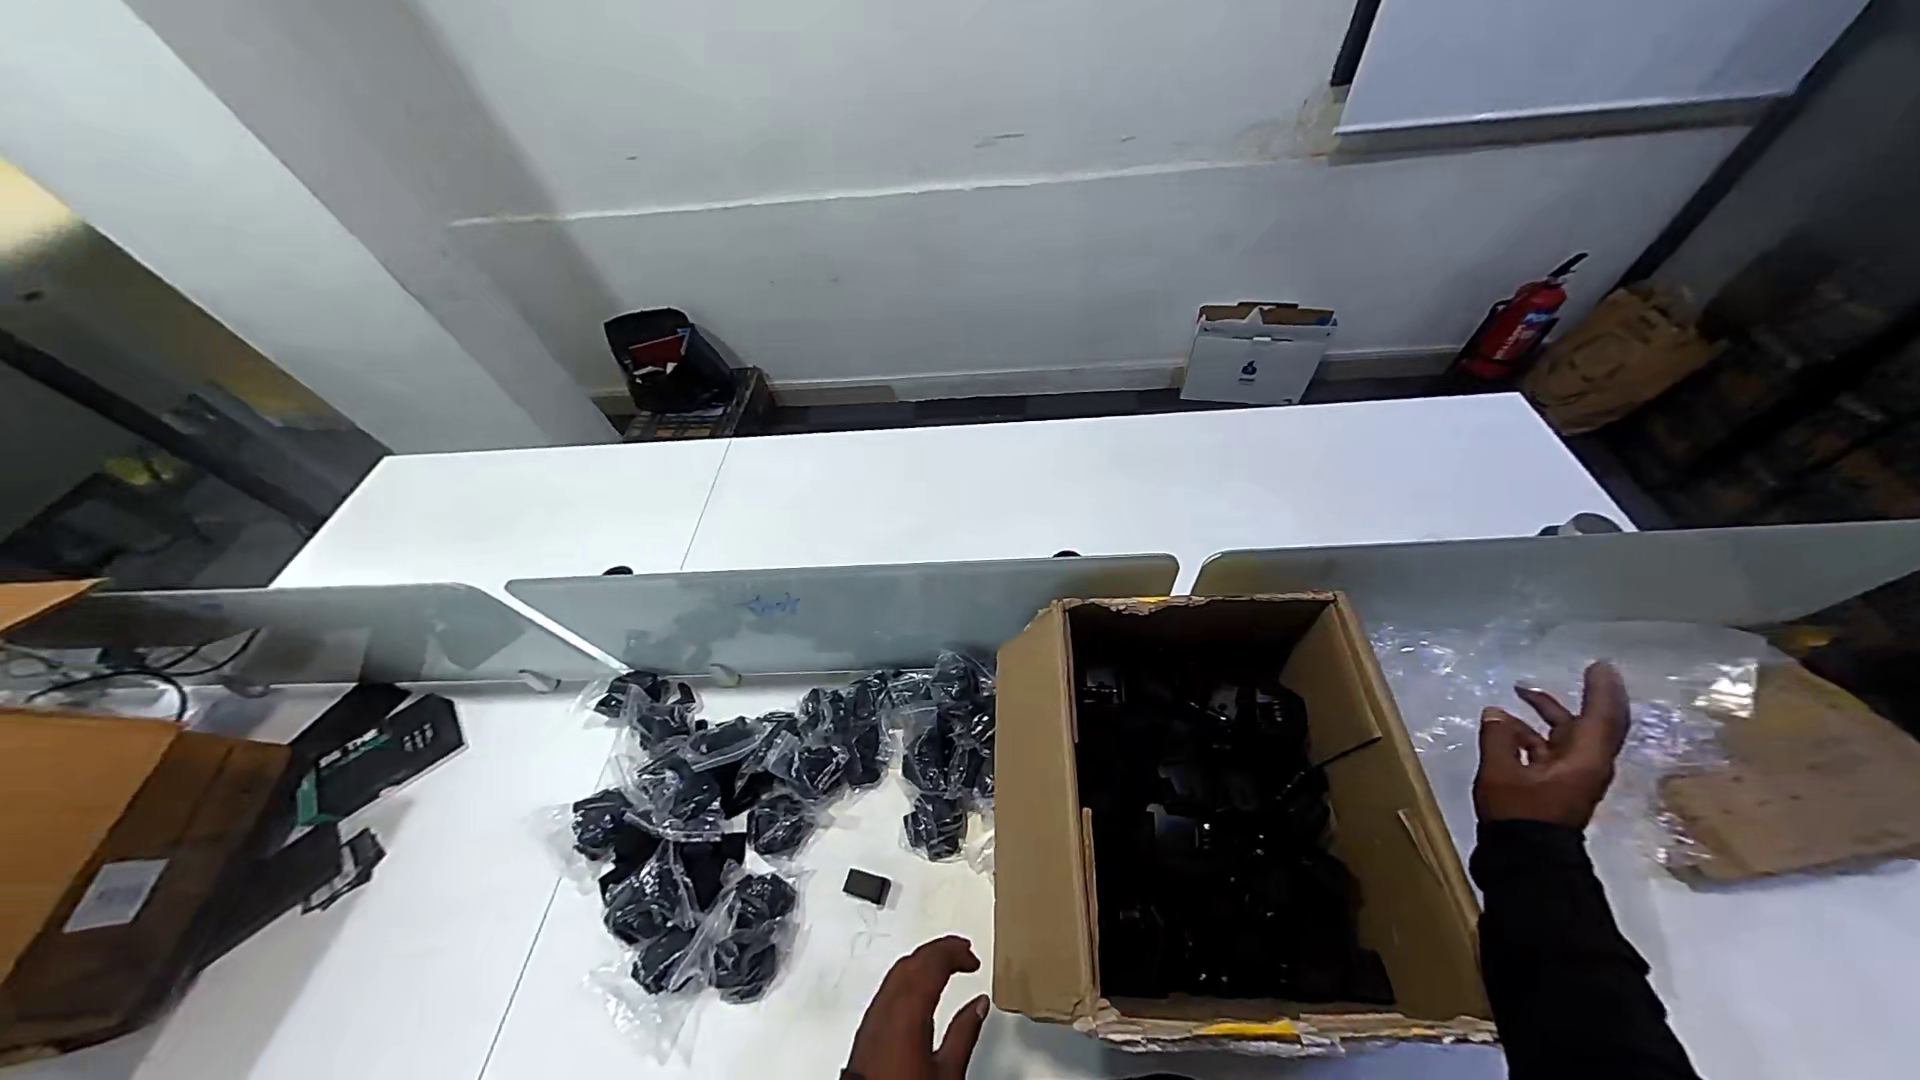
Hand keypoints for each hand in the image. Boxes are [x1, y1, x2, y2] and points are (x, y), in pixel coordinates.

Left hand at [846, 935, 989, 1079]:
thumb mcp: (947, 1072)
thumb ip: (965, 1032)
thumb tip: (979, 1005)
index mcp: (910, 1007)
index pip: (934, 961)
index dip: (955, 952)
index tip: (972, 958)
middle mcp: (889, 1003)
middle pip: (916, 959)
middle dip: (941, 949)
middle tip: (963, 951)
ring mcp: (875, 1013)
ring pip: (901, 968)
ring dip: (925, 959)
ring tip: (945, 962)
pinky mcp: (868, 1025)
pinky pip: (890, 984)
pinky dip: (910, 974)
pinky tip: (921, 985)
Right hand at [1474, 661, 1629, 828]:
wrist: (1527, 856)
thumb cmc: (1520, 812)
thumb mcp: (1500, 772)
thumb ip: (1498, 738)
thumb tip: (1496, 712)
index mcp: (1583, 761)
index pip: (1600, 718)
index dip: (1602, 690)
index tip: (1601, 666)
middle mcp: (1585, 765)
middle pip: (1592, 724)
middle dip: (1590, 697)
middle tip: (1588, 671)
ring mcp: (1570, 775)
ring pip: (1565, 735)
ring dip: (1547, 713)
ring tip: (1519, 692)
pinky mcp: (1553, 783)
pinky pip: (1547, 748)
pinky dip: (1529, 733)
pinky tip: (1504, 726)